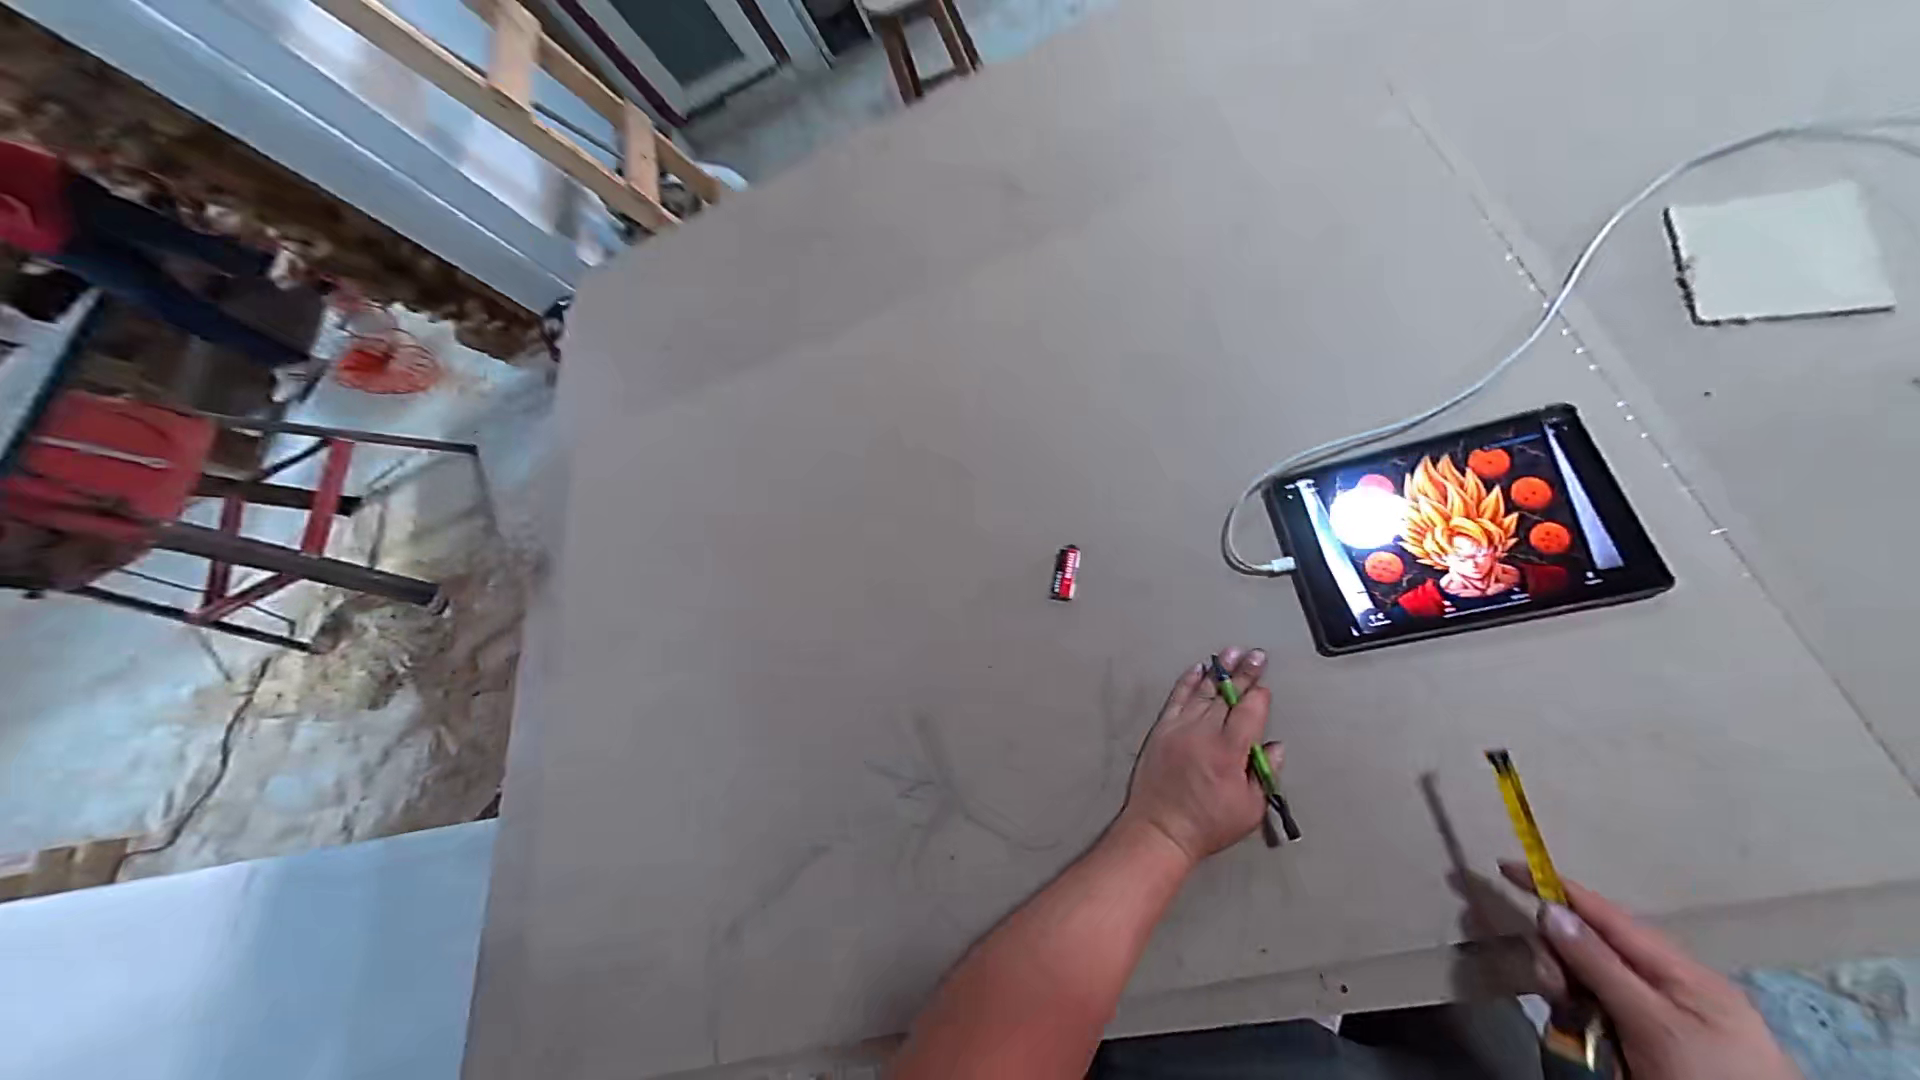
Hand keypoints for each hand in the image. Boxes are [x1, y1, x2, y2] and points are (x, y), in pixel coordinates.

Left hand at [1116, 647, 1280, 864]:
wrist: (1160, 828)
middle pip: (1228, 696)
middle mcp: (1203, 733)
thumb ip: (1264, 773)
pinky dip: (1187, 683)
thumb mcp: (1249, 808)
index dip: (1259, 698)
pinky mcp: (1162, 730)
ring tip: (1232, 653)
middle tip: (1257, 655)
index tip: (1266, 687)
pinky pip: (1177, 699)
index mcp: (1228, 752)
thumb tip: (1274, 747)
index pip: (1249, 713)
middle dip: (1244, 674)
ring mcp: (1179, 728)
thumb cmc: (1207, 823)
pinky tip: (1198, 670)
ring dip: (1219, 672)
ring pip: (1203, 693)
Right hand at [1501, 862, 1802, 1079]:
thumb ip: (1601, 965)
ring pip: (1589, 976)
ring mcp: (1663, 1014)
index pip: (1607, 914)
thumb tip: (1549, 908)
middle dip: (1559, 954)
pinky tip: (1580, 1029)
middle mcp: (1671, 985)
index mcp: (1683, 972)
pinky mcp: (1651, 1038)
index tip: (1506, 866)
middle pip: (1593, 945)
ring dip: (1567, 986)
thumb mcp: (1655, 1025)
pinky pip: (1599, 1005)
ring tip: (1567, 1014)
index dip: (1556, 888)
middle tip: (1550, 986)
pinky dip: (1580, 1010)